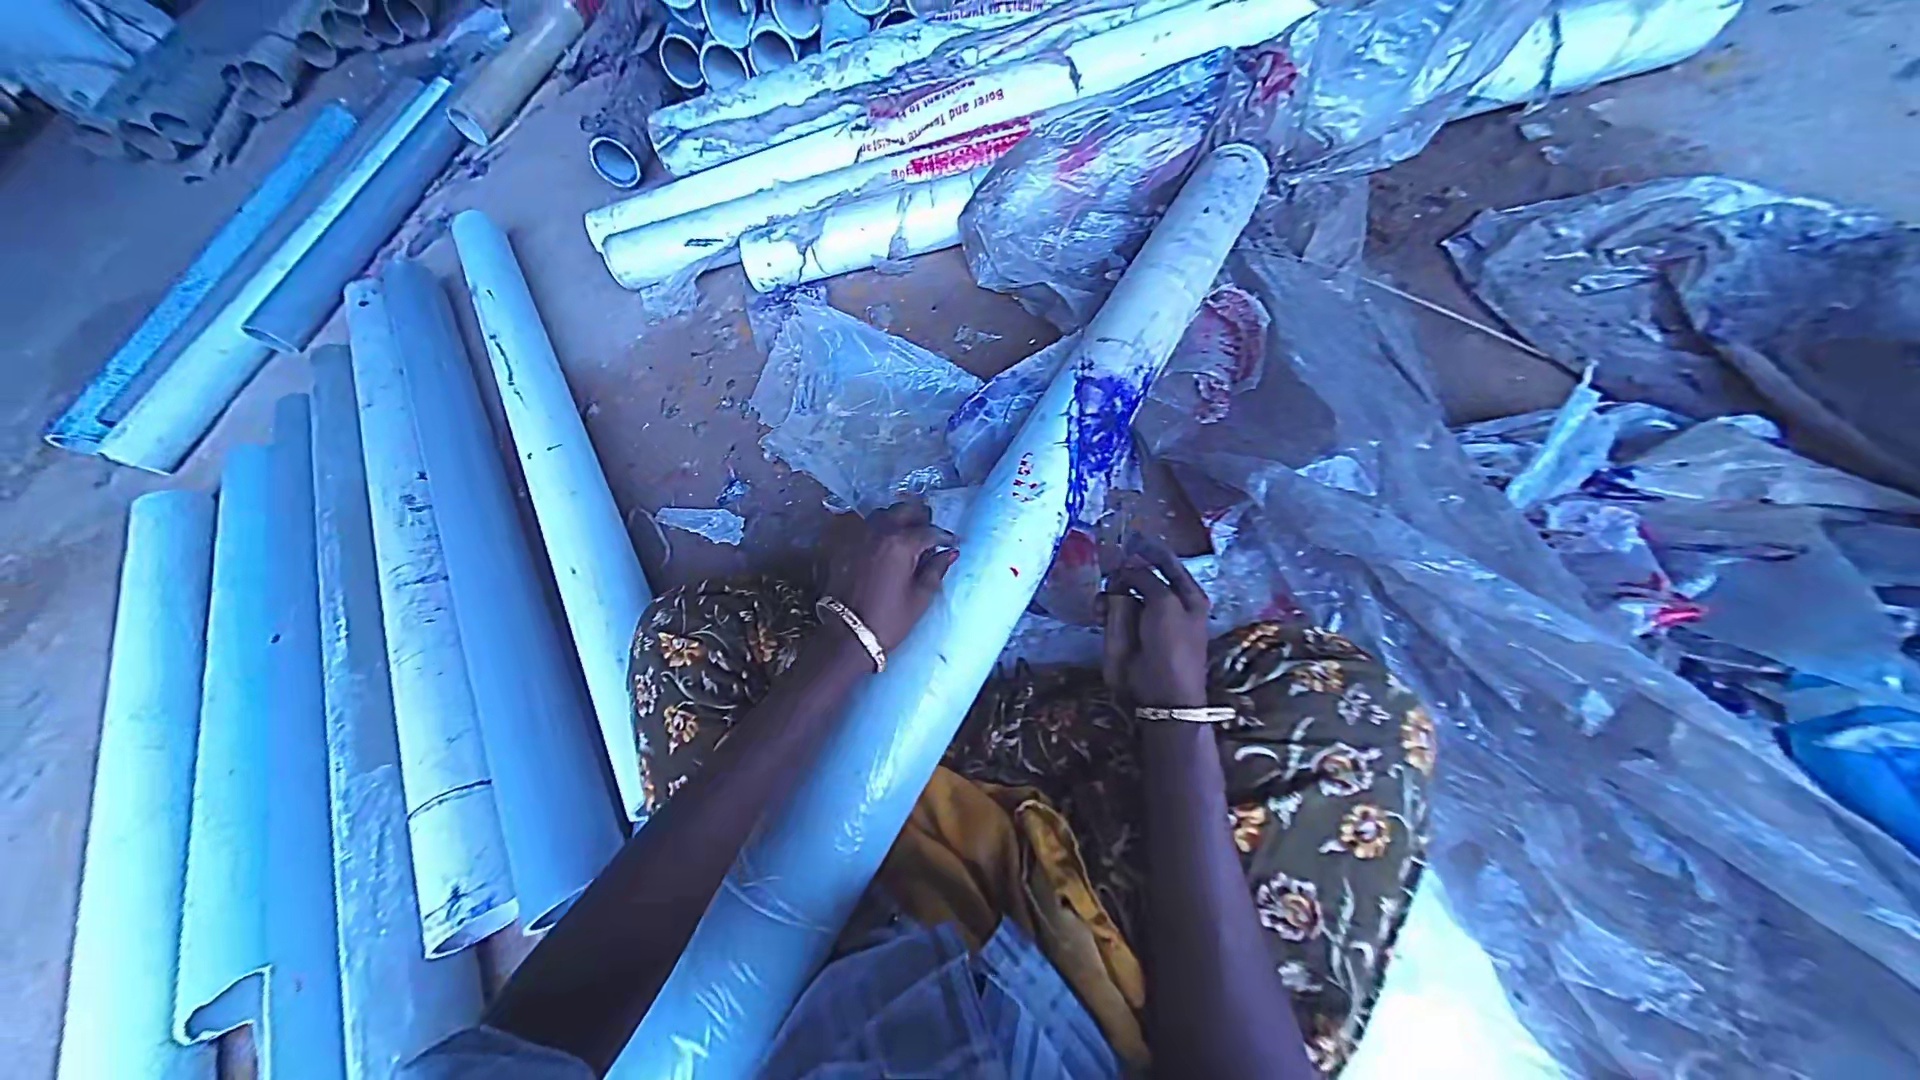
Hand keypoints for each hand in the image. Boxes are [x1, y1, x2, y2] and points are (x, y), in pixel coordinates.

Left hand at [823, 501, 959, 649]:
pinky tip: (884, 542)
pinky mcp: (843, 545)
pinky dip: (878, 529)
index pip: (929, 531)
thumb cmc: (889, 619)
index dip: (945, 537)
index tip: (952, 543)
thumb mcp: (920, 597)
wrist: (847, 634)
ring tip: (907, 534)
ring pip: (882, 514)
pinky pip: (864, 526)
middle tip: (930, 533)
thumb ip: (936, 569)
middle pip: (904, 511)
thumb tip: (949, 552)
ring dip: (898, 519)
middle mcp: (878, 532)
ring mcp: (857, 536)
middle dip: (921, 518)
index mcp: (901, 544)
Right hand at [1102, 545, 1210, 707]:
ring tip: (1103, 604)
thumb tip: (1129, 566)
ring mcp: (1147, 619)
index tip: (1130, 537)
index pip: (1168, 563)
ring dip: (1111, 593)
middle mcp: (1168, 603)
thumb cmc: (1172, 645)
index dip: (1150, 550)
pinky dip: (1105, 609)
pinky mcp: (1129, 634)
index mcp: (1187, 595)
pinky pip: (1114, 612)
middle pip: (1142, 576)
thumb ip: (1146, 578)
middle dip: (1124, 574)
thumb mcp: (1164, 604)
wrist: (1162, 692)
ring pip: (1123, 593)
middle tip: (1112, 575)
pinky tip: (1098, 613)